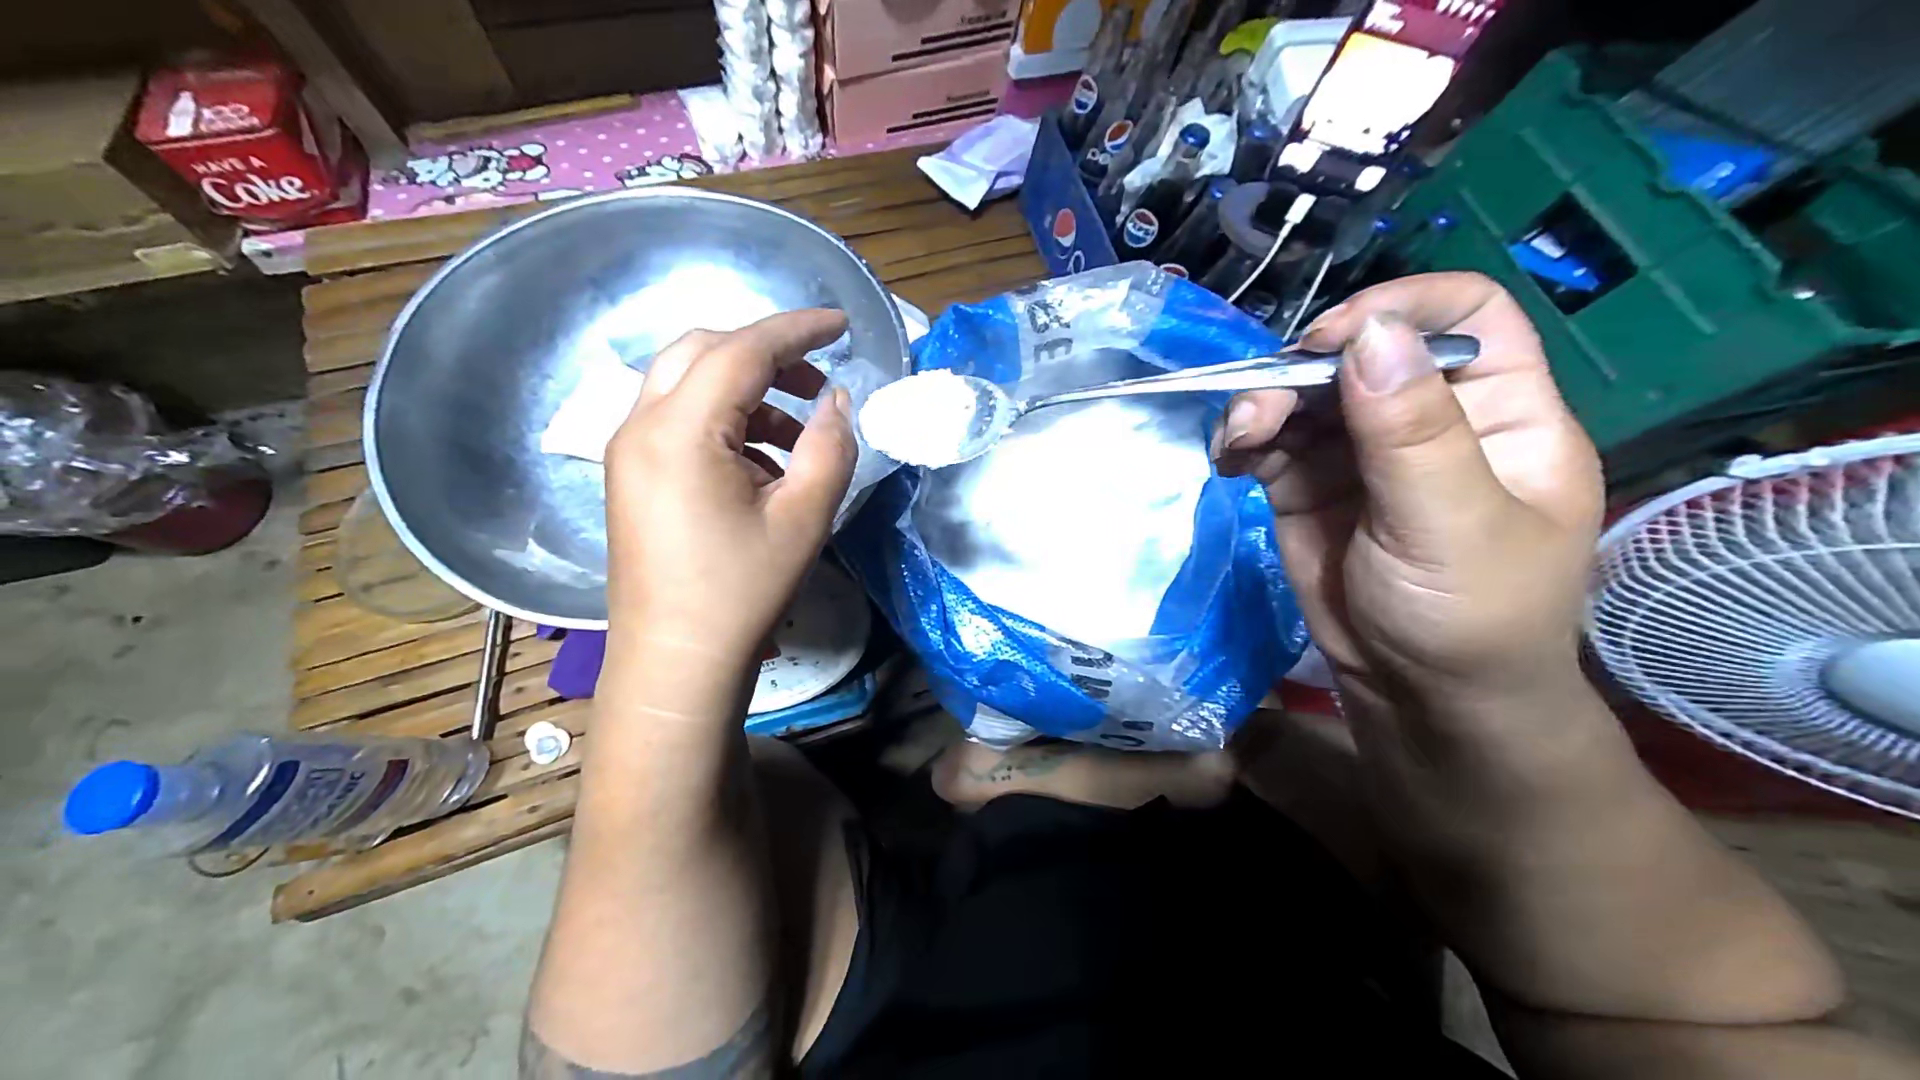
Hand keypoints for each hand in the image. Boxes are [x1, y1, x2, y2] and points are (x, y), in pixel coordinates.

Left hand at [604, 310, 855, 664]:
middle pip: (704, 350)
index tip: (843, 324)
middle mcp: (640, 426)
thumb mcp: (804, 518)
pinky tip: (763, 465)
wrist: (677, 661)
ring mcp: (628, 451)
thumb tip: (837, 400)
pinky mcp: (632, 475)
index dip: (797, 329)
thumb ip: (830, 447)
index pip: (742, 351)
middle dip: (767, 353)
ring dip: (747, 389)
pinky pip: (678, 419)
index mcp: (680, 431)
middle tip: (818, 382)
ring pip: (688, 382)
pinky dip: (726, 419)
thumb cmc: (743, 592)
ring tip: (800, 435)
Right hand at [1214, 273, 1602, 713]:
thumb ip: (1413, 431)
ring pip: (1304, 397)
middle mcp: (1426, 421)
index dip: (1400, 310)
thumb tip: (1369, 334)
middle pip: (1361, 354)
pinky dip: (1244, 440)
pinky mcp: (1309, 487)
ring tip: (1238, 439)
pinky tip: (1229, 459)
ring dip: (1262, 405)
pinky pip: (1271, 442)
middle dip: (1305, 369)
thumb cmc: (1472, 618)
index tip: (1333, 340)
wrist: (1419, 699)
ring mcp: (1361, 455)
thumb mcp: (1453, 525)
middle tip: (1262, 405)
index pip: (1464, 317)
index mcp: (1498, 414)